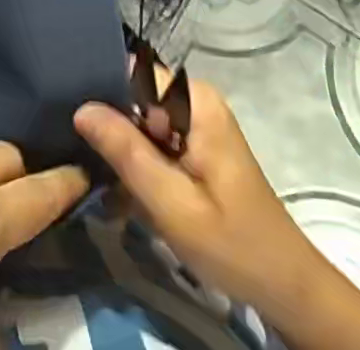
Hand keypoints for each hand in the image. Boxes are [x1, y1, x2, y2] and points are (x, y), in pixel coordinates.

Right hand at [75, 73, 359, 349]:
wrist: (284, 286)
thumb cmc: (231, 243)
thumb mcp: (171, 203)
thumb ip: (126, 151)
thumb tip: (82, 108)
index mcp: (196, 102)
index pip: (133, 73)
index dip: (103, 96)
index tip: (75, 125)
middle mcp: (195, 102)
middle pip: (134, 97)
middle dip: (108, 127)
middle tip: (85, 162)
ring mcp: (195, 125)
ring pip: (139, 122)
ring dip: (119, 152)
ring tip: (100, 184)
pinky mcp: (193, 147)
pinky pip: (151, 141)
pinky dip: (136, 166)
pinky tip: (121, 196)